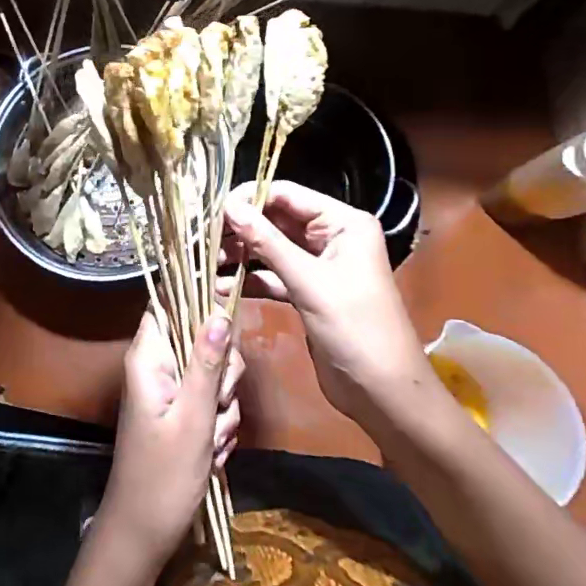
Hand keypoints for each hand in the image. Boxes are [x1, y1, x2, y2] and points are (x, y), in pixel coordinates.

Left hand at [98, 309, 243, 564]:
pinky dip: (219, 424)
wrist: (144, 533)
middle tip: (218, 404)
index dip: (198, 295)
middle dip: (223, 372)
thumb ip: (207, 364)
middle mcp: (157, 366)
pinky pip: (212, 401)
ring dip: (223, 406)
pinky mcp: (182, 411)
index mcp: (148, 358)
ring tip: (212, 439)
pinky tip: (212, 451)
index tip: (229, 307)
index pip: (168, 303)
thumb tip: (220, 311)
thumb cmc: (163, 476)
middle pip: (202, 338)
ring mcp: (170, 389)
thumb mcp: (193, 418)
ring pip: (214, 373)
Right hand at [221, 181, 439, 436]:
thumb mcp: (309, 282)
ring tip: (206, 263)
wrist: (383, 390)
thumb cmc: (355, 327)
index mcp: (343, 223)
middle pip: (277, 220)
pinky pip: (273, 277)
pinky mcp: (307, 292)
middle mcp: (331, 237)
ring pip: (272, 250)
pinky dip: (250, 280)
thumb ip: (267, 243)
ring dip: (241, 255)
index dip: (249, 198)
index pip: (288, 195)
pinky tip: (220, 288)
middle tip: (202, 238)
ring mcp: (319, 266)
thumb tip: (229, 207)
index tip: (211, 210)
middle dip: (241, 228)